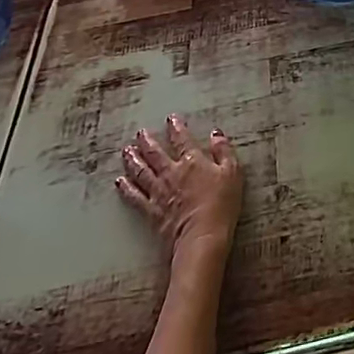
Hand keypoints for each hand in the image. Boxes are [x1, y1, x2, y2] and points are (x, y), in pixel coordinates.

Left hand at [115, 115, 242, 261]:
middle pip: (155, 154)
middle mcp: (172, 173)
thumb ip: (224, 152)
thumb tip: (217, 135)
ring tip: (126, 151)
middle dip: (147, 141)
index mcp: (192, 162)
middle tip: (140, 133)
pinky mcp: (152, 211)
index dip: (176, 128)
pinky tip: (120, 181)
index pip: (182, 140)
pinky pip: (135, 197)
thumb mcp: (233, 173)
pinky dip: (126, 188)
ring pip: (141, 172)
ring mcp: (159, 192)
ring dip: (133, 160)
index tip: (170, 119)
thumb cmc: (222, 203)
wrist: (202, 234)